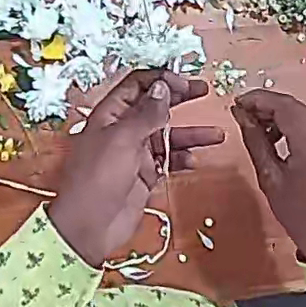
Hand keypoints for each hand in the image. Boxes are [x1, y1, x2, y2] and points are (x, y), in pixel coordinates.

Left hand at [50, 70, 224, 266]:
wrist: (89, 227)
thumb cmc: (99, 178)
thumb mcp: (123, 139)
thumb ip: (146, 113)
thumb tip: (163, 86)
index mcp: (112, 114)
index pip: (137, 85)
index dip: (160, 79)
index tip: (184, 83)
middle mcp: (124, 129)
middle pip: (155, 105)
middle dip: (179, 97)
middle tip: (203, 91)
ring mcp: (135, 152)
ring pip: (167, 134)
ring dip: (191, 133)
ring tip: (216, 134)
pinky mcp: (145, 174)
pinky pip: (168, 160)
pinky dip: (182, 158)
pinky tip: (193, 160)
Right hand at [231, 90, 305, 264]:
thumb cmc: (300, 215)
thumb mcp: (270, 178)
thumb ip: (255, 140)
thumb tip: (241, 114)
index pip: (284, 106)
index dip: (258, 100)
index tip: (237, 104)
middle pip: (295, 106)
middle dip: (267, 106)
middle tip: (243, 115)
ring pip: (304, 112)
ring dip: (280, 114)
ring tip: (258, 129)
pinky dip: (295, 123)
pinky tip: (279, 136)